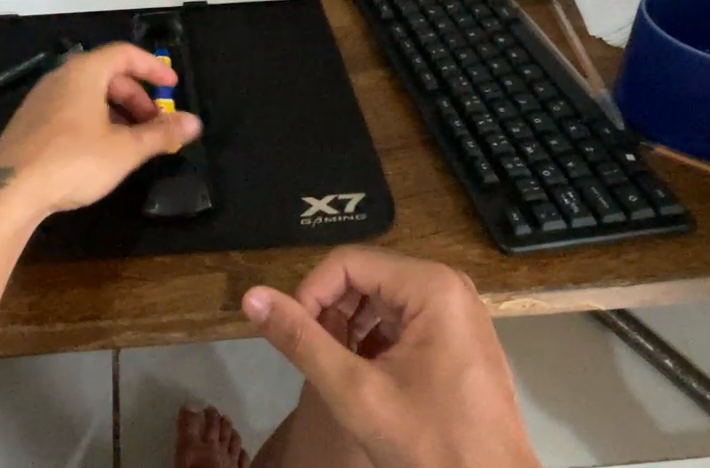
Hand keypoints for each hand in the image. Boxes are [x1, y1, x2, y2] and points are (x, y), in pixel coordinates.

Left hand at [0, 43, 202, 218]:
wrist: (8, 192)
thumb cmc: (72, 161)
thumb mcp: (124, 150)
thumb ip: (161, 134)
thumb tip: (194, 123)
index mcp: (84, 72)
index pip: (124, 54)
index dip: (153, 67)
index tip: (172, 86)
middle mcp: (61, 77)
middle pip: (108, 74)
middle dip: (137, 97)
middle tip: (156, 124)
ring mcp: (41, 99)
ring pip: (89, 94)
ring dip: (117, 111)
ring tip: (133, 141)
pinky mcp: (30, 121)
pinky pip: (71, 108)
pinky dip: (95, 119)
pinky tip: (102, 150)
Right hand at [243, 248, 538, 467]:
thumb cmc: (430, 446)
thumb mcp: (355, 392)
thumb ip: (301, 340)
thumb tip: (251, 296)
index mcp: (430, 285)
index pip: (347, 262)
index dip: (311, 294)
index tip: (295, 337)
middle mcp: (448, 285)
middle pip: (365, 277)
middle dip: (331, 313)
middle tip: (315, 358)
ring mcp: (457, 310)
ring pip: (381, 298)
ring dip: (350, 328)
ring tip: (337, 369)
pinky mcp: (459, 336)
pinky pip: (403, 319)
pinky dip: (375, 340)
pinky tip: (366, 376)